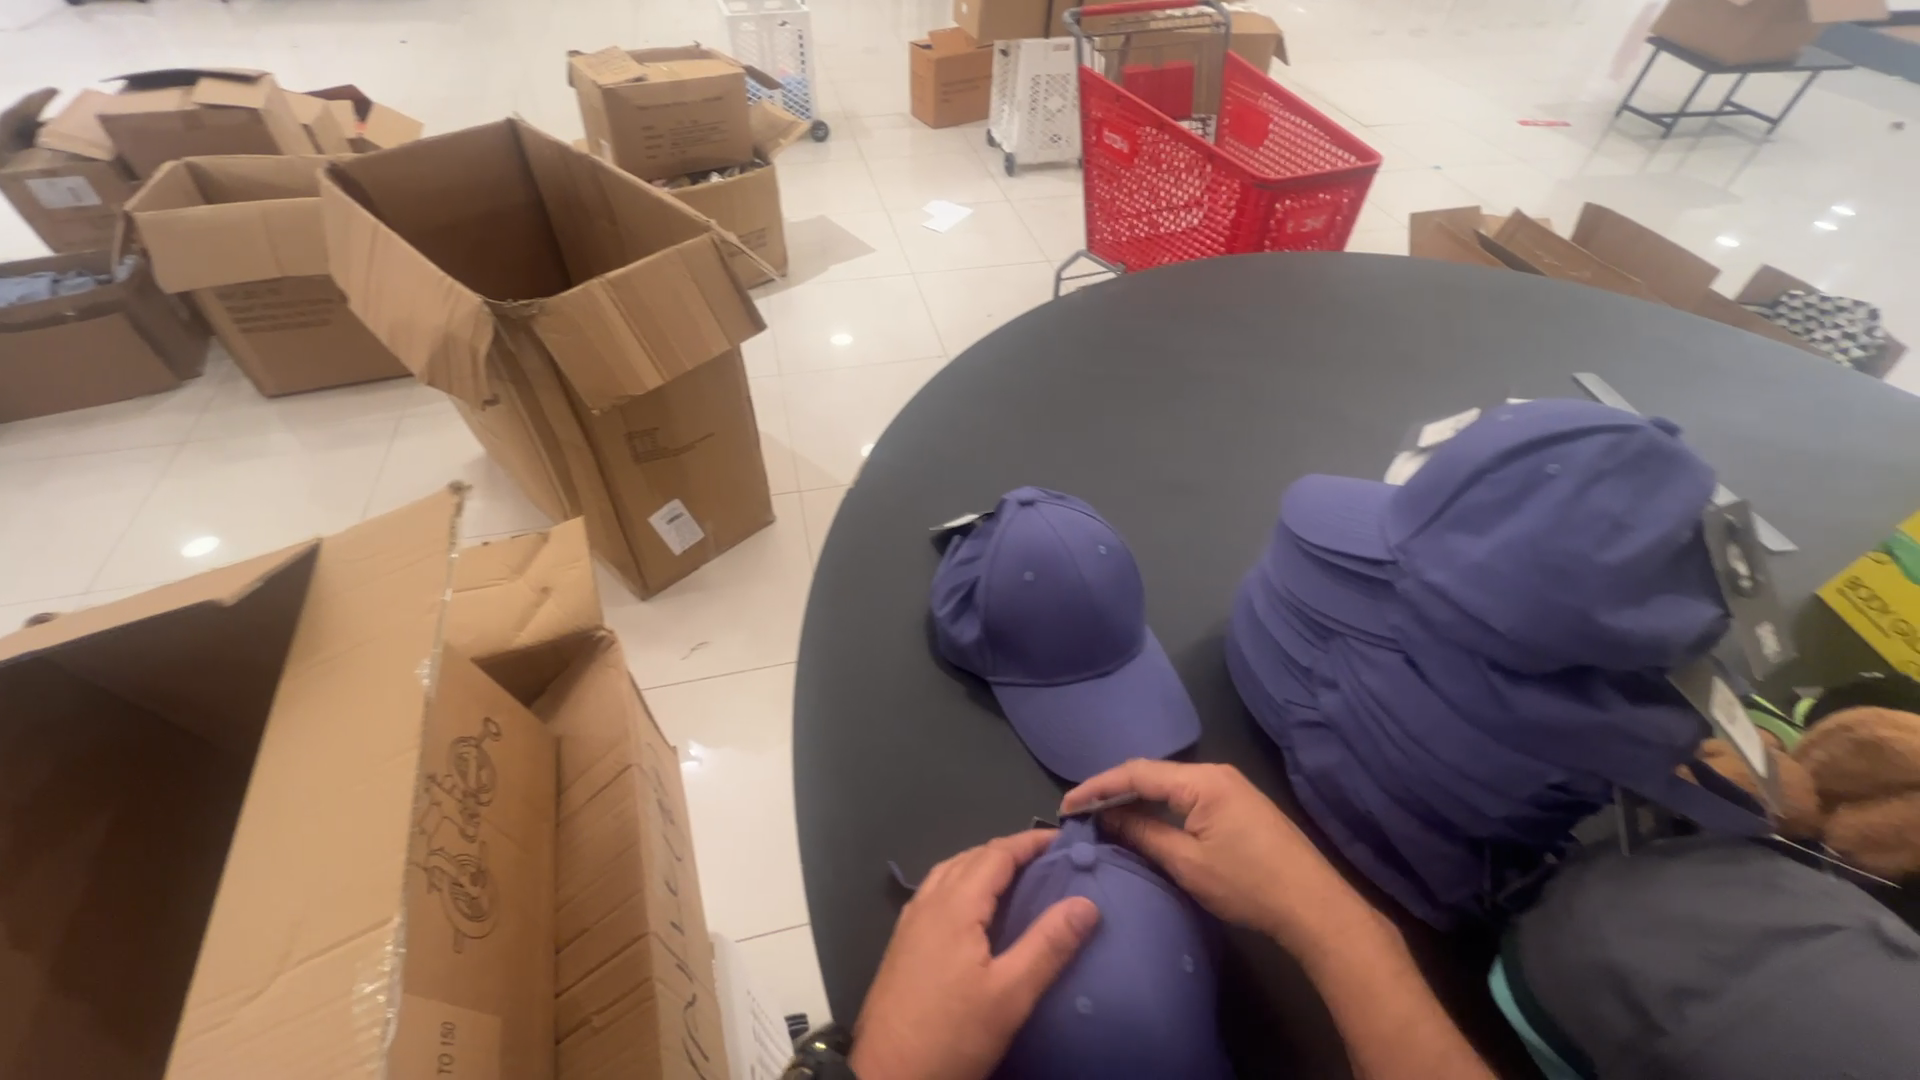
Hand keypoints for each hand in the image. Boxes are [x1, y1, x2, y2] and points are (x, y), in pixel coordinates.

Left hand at [849, 830, 1100, 1079]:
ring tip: (1017, 877)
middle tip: (1048, 860)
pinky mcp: (903, 942)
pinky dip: (964, 882)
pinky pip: (937, 891)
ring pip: (951, 872)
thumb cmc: (950, 1035)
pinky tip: (976, 909)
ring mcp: (911, 921)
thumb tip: (1087, 903)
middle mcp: (929, 901)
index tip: (1063, 839)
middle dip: (1010, 850)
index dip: (1029, 842)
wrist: (885, 1077)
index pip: (997, 853)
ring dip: (984, 865)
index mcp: (955, 904)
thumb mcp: (1009, 996)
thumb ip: (1048, 946)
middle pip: (972, 857)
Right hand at [1060, 760, 1385, 964]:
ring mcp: (1229, 786)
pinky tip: (1143, 819)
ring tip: (1103, 815)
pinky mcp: (1238, 803)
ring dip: (1136, 797)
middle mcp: (1214, 772)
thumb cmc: (1248, 886)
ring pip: (1169, 784)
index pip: (1136, 772)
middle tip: (1081, 811)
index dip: (1098, 786)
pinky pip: (1187, 795)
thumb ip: (1143, 833)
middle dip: (1114, 789)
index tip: (1068, 805)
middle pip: (1152, 773)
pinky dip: (1159, 804)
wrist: (1316, 908)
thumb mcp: (1187, 863)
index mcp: (1201, 781)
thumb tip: (1106, 817)